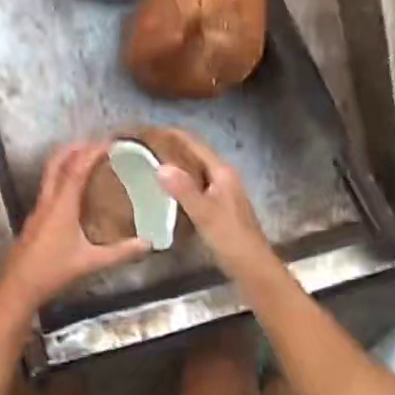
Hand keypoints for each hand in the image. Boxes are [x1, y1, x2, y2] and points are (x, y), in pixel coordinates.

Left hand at [0, 142, 150, 313]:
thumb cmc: (52, 272)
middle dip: (74, 148)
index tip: (108, 142)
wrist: (18, 287)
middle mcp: (47, 202)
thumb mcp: (90, 263)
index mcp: (61, 206)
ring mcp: (37, 211)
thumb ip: (119, 253)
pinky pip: (48, 190)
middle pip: (57, 164)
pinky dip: (61, 180)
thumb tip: (148, 244)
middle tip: (94, 143)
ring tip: (85, 160)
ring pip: (49, 176)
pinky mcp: (33, 221)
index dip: (92, 152)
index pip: (77, 169)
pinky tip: (71, 192)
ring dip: (66, 162)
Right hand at [155, 131, 275, 277]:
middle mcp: (223, 177)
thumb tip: (161, 166)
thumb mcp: (204, 214)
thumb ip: (183, 190)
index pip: (194, 143)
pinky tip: (164, 189)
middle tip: (143, 144)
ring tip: (148, 161)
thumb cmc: (231, 239)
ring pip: (194, 169)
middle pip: (194, 153)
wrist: (252, 266)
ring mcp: (222, 191)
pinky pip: (194, 184)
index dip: (172, 133)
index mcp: (222, 173)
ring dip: (174, 162)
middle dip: (171, 145)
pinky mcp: (218, 205)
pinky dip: (178, 181)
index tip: (148, 128)